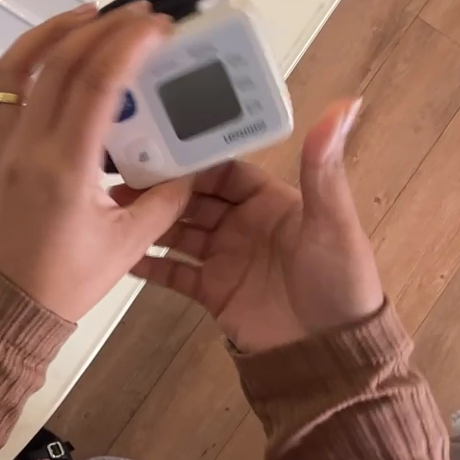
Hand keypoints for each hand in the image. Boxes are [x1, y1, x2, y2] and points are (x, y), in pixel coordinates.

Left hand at [0, 4, 194, 321]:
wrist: (11, 306)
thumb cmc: (68, 280)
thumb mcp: (130, 242)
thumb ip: (167, 196)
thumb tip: (191, 161)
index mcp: (65, 168)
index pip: (97, 83)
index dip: (129, 45)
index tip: (157, 26)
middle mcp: (26, 148)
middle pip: (60, 65)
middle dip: (103, 30)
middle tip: (136, 18)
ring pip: (13, 70)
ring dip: (49, 34)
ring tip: (85, 19)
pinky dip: (8, 72)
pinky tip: (34, 64)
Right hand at [123, 99, 382, 353]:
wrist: (327, 352)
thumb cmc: (339, 282)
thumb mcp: (332, 222)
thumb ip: (322, 168)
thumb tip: (343, 106)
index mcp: (270, 202)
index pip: (224, 172)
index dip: (194, 162)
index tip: (161, 151)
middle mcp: (243, 226)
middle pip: (194, 201)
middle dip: (162, 192)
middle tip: (123, 182)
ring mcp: (224, 259)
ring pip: (178, 233)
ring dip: (150, 223)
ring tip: (116, 213)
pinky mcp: (211, 291)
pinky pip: (174, 273)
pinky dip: (150, 265)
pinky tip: (123, 255)